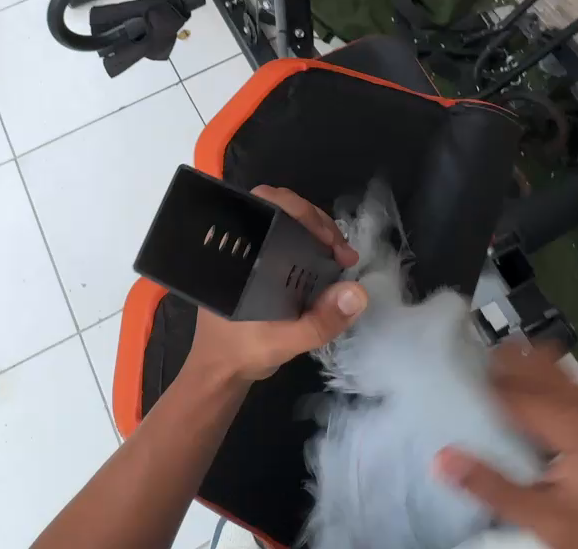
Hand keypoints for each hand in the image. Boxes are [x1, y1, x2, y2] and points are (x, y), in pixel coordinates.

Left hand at [182, 186, 367, 383]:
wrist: (220, 374)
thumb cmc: (242, 353)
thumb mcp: (285, 341)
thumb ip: (320, 320)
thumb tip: (357, 292)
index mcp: (239, 251)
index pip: (264, 204)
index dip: (299, 210)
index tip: (327, 239)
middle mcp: (243, 243)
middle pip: (279, 208)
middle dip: (316, 222)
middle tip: (342, 251)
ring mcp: (252, 252)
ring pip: (286, 222)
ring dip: (316, 233)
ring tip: (341, 257)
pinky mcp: (261, 264)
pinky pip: (286, 239)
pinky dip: (310, 245)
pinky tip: (329, 263)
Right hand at [434, 343, 577, 548]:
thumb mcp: (547, 520)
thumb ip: (493, 487)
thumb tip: (440, 457)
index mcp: (568, 418)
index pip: (509, 381)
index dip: (476, 375)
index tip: (444, 372)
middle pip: (533, 359)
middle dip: (499, 360)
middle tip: (461, 371)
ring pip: (549, 368)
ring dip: (518, 367)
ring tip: (482, 380)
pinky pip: (561, 386)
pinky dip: (535, 382)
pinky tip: (518, 404)